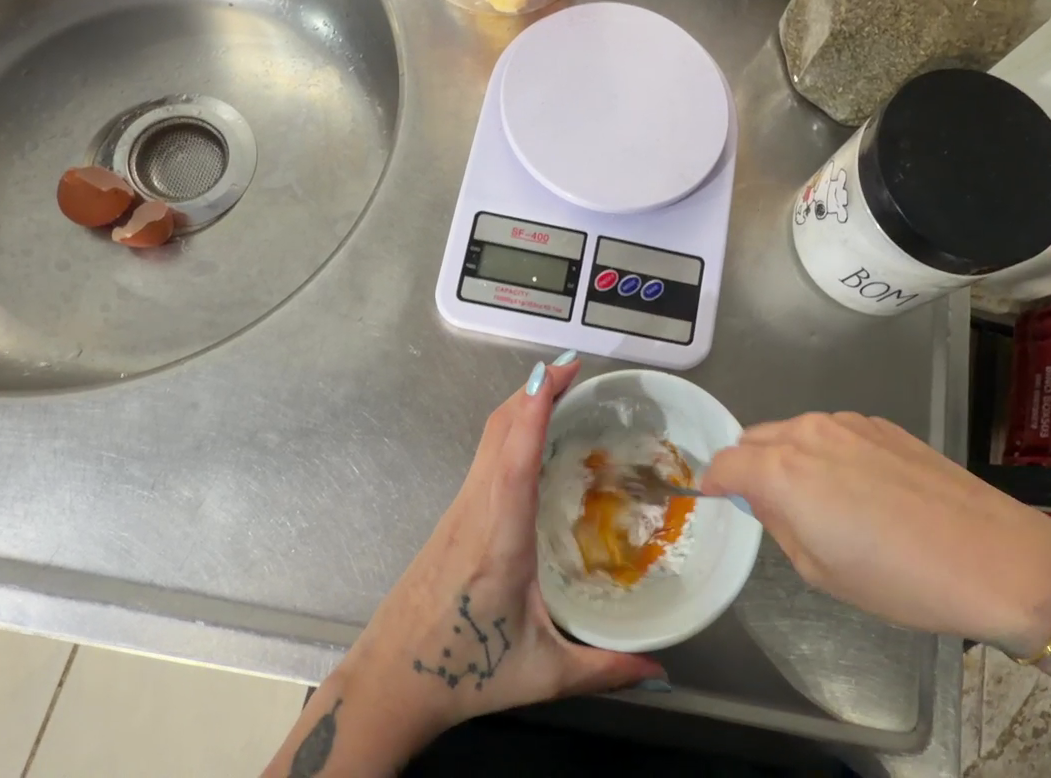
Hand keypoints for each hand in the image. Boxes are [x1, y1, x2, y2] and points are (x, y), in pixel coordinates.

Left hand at [329, 355, 662, 739]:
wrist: (390, 681)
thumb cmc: (464, 674)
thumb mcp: (543, 674)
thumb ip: (606, 670)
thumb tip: (660, 671)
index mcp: (500, 540)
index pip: (516, 458)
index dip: (535, 409)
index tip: (557, 370)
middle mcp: (476, 511)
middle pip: (499, 430)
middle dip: (534, 389)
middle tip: (575, 368)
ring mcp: (459, 510)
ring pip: (488, 438)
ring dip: (521, 404)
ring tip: (560, 390)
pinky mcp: (453, 516)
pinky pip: (483, 456)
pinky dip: (510, 429)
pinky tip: (533, 437)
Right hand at [701, 410, 1050, 655]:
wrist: (992, 556)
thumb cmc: (898, 579)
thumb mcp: (820, 570)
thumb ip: (778, 523)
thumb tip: (761, 498)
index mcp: (783, 471)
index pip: (724, 462)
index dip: (714, 484)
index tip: (720, 503)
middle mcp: (808, 432)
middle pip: (755, 438)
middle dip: (750, 467)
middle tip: (773, 508)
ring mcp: (848, 421)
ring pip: (794, 431)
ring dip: (789, 457)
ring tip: (822, 500)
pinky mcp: (882, 423)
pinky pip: (832, 431)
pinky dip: (826, 451)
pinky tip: (862, 488)